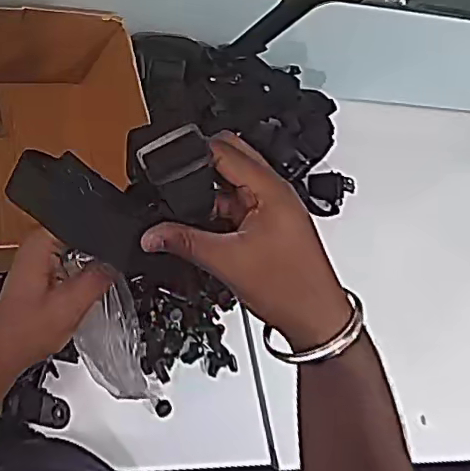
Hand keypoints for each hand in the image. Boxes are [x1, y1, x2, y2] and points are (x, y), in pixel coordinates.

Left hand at [0, 228, 114, 378]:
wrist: (4, 353)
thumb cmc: (24, 332)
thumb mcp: (70, 307)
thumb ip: (96, 280)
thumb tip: (114, 264)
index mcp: (40, 241)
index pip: (79, 222)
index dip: (98, 239)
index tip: (107, 260)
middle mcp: (36, 244)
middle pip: (80, 236)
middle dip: (92, 258)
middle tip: (86, 285)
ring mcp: (36, 257)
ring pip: (75, 252)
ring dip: (84, 270)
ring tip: (76, 294)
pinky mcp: (39, 270)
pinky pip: (68, 265)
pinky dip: (75, 279)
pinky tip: (71, 298)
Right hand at [141, 133, 351, 349]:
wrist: (316, 321)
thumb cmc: (291, 290)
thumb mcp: (226, 262)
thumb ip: (183, 241)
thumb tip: (153, 234)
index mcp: (270, 187)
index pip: (225, 149)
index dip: (194, 153)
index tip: (170, 164)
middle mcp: (274, 189)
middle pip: (230, 156)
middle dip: (202, 168)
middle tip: (180, 186)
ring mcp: (274, 203)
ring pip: (232, 180)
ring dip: (212, 192)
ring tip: (199, 216)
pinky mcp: (271, 219)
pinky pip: (238, 201)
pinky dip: (221, 209)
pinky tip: (213, 231)